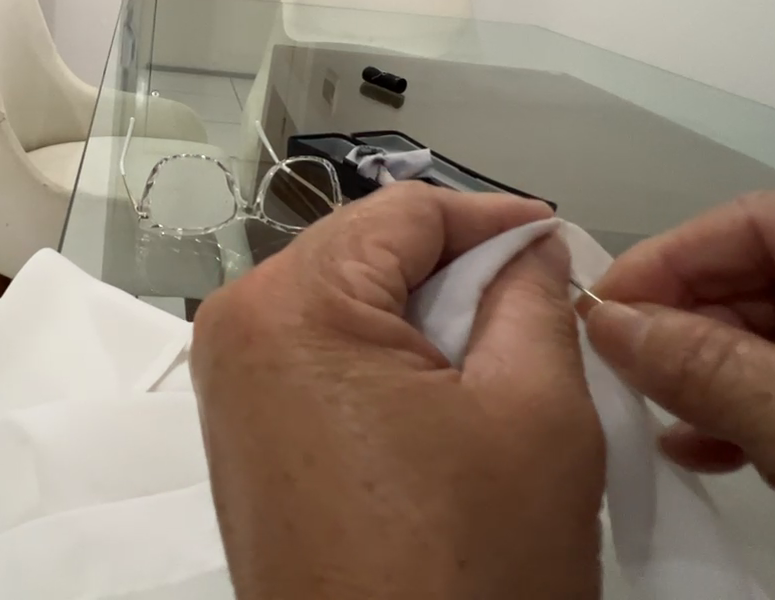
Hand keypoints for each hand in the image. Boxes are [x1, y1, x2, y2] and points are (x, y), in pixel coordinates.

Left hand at [192, 184, 604, 599]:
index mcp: (292, 300)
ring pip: (336, 291)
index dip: (485, 215)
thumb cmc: (465, 569)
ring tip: (486, 336)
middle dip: (448, 260)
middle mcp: (236, 318)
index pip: (398, 211)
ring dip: (412, 304)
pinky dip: (372, 344)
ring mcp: (226, 368)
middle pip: (359, 246)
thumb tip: (526, 244)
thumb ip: (530, 301)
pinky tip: (428, 377)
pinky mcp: (235, 413)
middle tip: (526, 289)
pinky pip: (311, 342)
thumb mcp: (532, 417)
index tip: (548, 234)